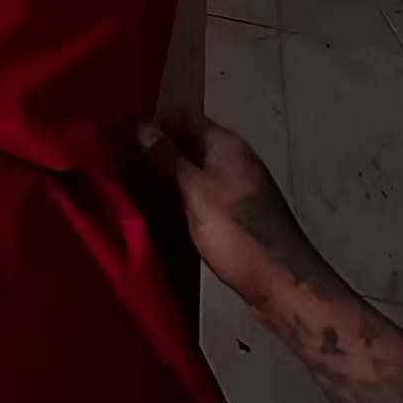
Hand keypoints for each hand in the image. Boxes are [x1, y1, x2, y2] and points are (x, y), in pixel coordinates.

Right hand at [139, 118, 345, 314]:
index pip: (182, 116)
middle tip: (118, 163)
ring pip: (191, 170)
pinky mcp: (234, 213)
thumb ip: (167, 157)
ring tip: (130, 186)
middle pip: (186, 143)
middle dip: (155, 152)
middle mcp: (231, 158)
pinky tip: (157, 211)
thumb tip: (140, 126)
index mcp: (224, 143)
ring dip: (165, 177)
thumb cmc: (238, 232)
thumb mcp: (195, 191)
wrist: (284, 286)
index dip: (153, 123)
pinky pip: (199, 193)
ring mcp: (234, 186)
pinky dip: (179, 197)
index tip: (121, 136)